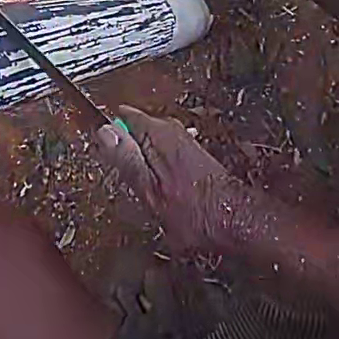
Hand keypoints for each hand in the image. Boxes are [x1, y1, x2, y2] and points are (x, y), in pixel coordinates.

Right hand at [93, 106, 266, 253]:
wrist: (234, 221)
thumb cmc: (192, 211)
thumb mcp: (148, 188)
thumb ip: (125, 158)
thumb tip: (104, 131)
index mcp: (156, 133)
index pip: (121, 117)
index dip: (110, 136)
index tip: (109, 159)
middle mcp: (170, 129)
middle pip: (134, 131)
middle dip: (127, 152)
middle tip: (131, 183)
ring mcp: (182, 139)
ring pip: (148, 144)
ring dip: (143, 164)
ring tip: (149, 193)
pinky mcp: (191, 153)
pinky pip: (162, 153)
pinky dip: (158, 169)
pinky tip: (164, 192)